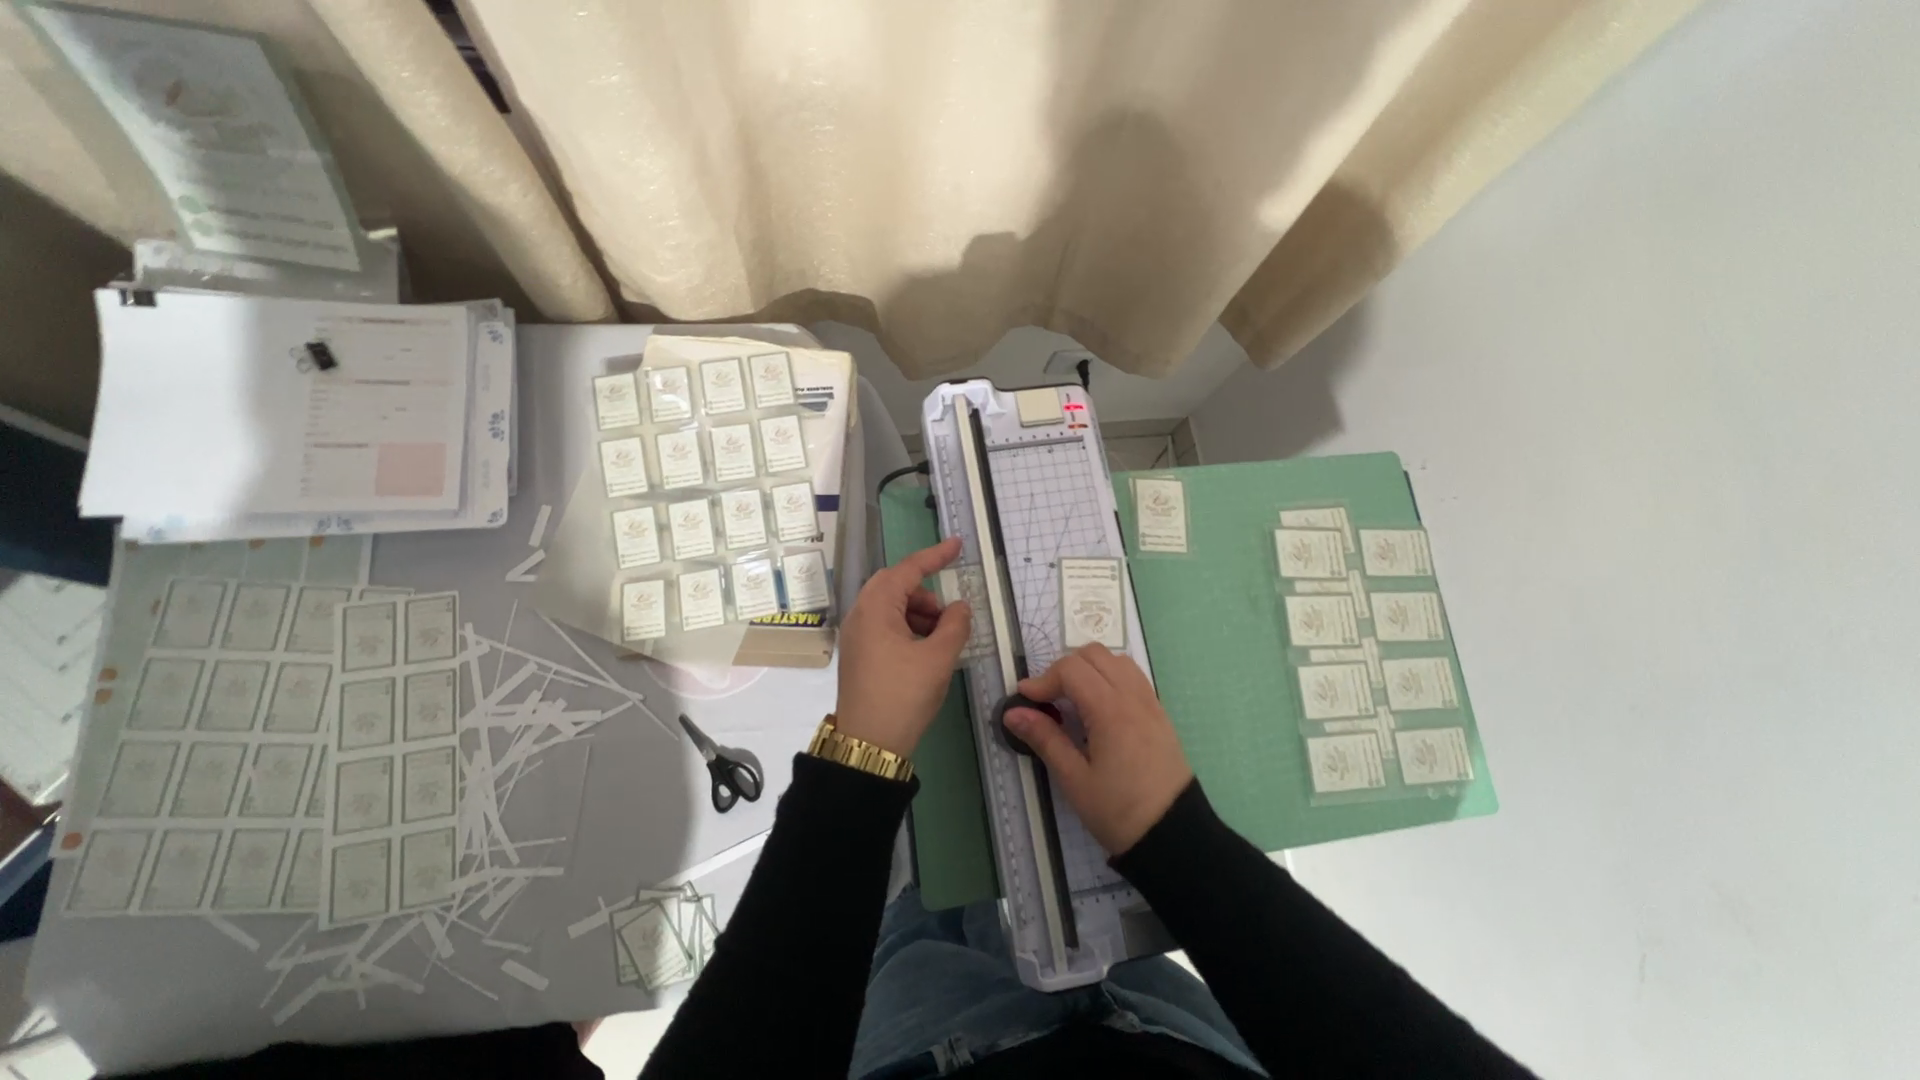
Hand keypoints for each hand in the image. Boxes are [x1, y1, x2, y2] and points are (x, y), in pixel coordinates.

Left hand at [833, 537, 971, 756]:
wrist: (868, 744)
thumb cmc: (903, 695)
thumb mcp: (938, 659)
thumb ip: (955, 625)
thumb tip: (959, 607)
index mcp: (876, 607)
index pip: (908, 570)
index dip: (935, 556)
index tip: (958, 545)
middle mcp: (860, 614)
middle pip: (895, 586)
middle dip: (926, 594)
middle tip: (950, 614)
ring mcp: (856, 635)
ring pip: (891, 608)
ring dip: (919, 614)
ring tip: (942, 638)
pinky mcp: (859, 654)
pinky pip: (885, 626)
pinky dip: (908, 629)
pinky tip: (926, 651)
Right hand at [1005, 643, 1192, 854]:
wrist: (1174, 835)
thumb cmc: (1118, 811)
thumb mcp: (1074, 779)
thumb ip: (1045, 739)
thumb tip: (1013, 713)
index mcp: (1110, 711)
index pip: (1071, 670)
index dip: (1043, 680)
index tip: (1024, 701)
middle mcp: (1133, 697)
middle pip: (1094, 655)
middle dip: (1064, 669)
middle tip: (1048, 700)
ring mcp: (1151, 703)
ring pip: (1116, 660)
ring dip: (1089, 669)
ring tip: (1072, 700)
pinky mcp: (1160, 715)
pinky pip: (1133, 677)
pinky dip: (1110, 678)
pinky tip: (1098, 708)